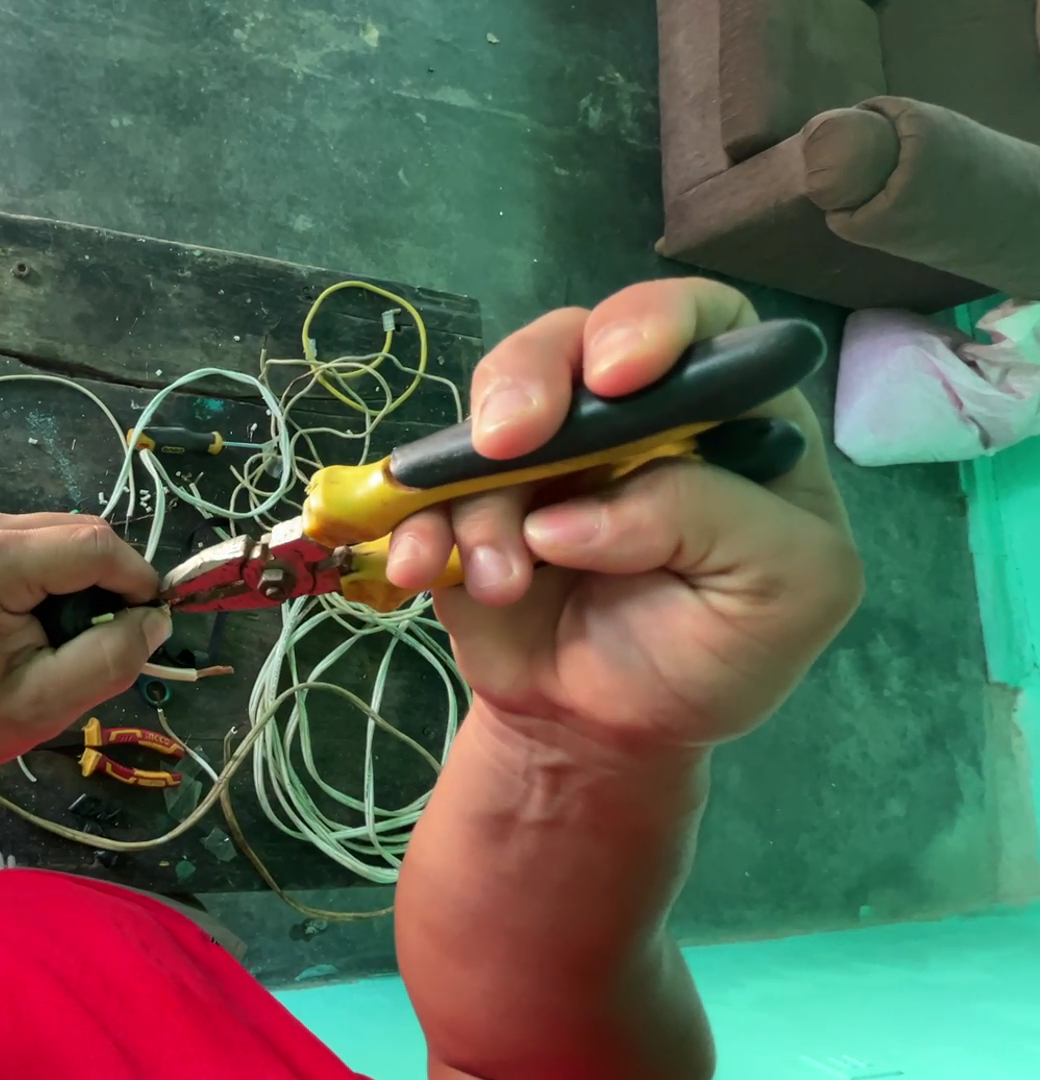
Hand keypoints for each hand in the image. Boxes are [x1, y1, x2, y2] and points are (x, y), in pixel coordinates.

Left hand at [0, 511, 170, 775]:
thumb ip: (110, 658)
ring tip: (62, 640)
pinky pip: (39, 547)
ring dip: (83, 584)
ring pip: (64, 538)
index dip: (137, 582)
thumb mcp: (44, 703)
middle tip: (99, 643)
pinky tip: (37, 624)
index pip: (96, 545)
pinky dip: (57, 581)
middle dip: (109, 585)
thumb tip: (155, 619)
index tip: (149, 628)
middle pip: (82, 534)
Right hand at [384, 278, 862, 750]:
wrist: (595, 721)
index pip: (696, 321)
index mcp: (715, 420)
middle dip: (525, 384)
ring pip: (478, 423)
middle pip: (560, 346)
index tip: (615, 379)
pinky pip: (418, 494)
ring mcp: (525, 465)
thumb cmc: (707, 652)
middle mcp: (612, 425)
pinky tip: (418, 572)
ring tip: (498, 584)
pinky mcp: (458, 507)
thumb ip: (707, 520)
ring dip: (474, 499)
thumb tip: (559, 517)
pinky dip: (411, 528)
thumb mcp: (782, 589)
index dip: (650, 323)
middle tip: (504, 446)